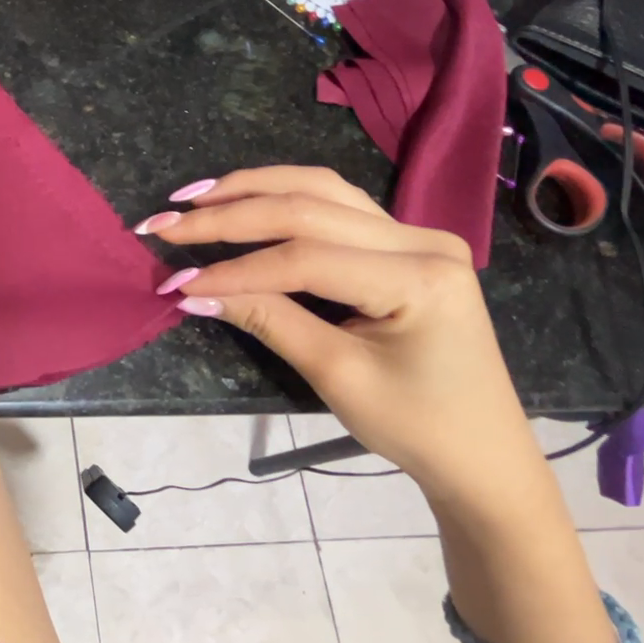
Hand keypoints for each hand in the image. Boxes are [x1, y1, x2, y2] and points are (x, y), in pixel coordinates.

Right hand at [136, 166, 545, 505]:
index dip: (233, 270)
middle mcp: (421, 240)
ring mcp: (415, 235)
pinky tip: (241, 200)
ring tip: (193, 199)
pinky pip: (335, 204)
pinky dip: (281, 198)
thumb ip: (267, 321)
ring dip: (251, 190)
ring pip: (320, 190)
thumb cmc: (415, 424)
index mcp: (418, 277)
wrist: (480, 452)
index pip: (304, 258)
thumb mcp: (335, 375)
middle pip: (308, 208)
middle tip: (163, 225)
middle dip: (227, 215)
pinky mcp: (401, 242)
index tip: (175, 283)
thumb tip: (192, 293)